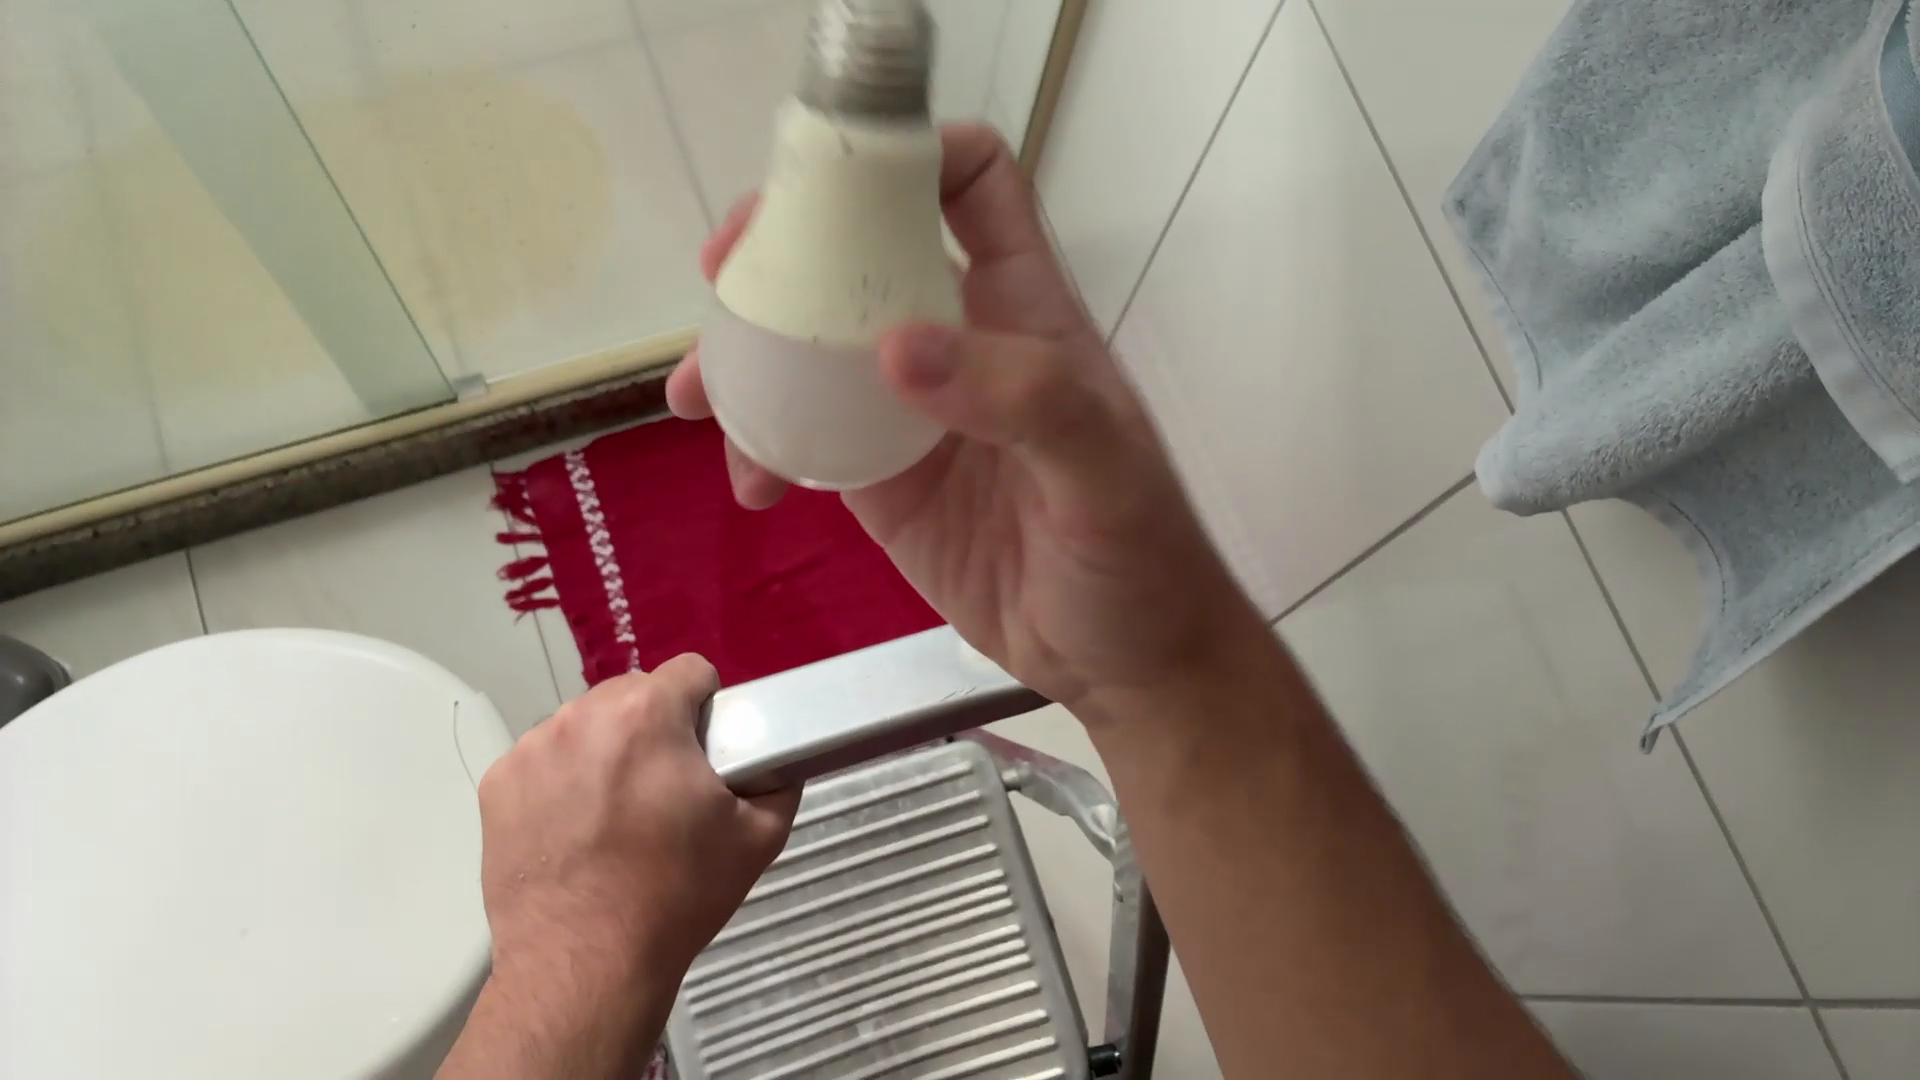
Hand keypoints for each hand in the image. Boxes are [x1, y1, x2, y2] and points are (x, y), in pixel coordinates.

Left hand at [475, 656, 799, 995]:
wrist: (585, 965)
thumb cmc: (678, 893)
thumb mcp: (761, 835)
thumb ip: (779, 778)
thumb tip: (775, 758)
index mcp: (650, 715)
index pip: (691, 670)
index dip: (709, 705)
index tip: (708, 747)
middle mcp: (584, 716)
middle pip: (636, 691)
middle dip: (657, 723)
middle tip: (668, 783)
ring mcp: (533, 749)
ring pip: (588, 720)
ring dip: (610, 745)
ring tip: (620, 807)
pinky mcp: (498, 784)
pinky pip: (546, 755)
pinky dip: (565, 775)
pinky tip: (577, 824)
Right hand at [668, 124, 1264, 714]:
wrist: (1116, 658)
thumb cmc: (1136, 558)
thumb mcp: (1103, 474)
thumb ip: (1023, 398)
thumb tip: (895, 350)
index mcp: (1024, 311)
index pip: (972, 185)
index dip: (906, 156)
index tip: (828, 182)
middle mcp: (960, 344)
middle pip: (861, 257)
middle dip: (785, 253)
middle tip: (722, 276)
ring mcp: (912, 415)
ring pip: (814, 348)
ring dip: (750, 357)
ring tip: (695, 396)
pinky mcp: (882, 482)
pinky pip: (806, 439)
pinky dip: (765, 448)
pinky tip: (753, 484)